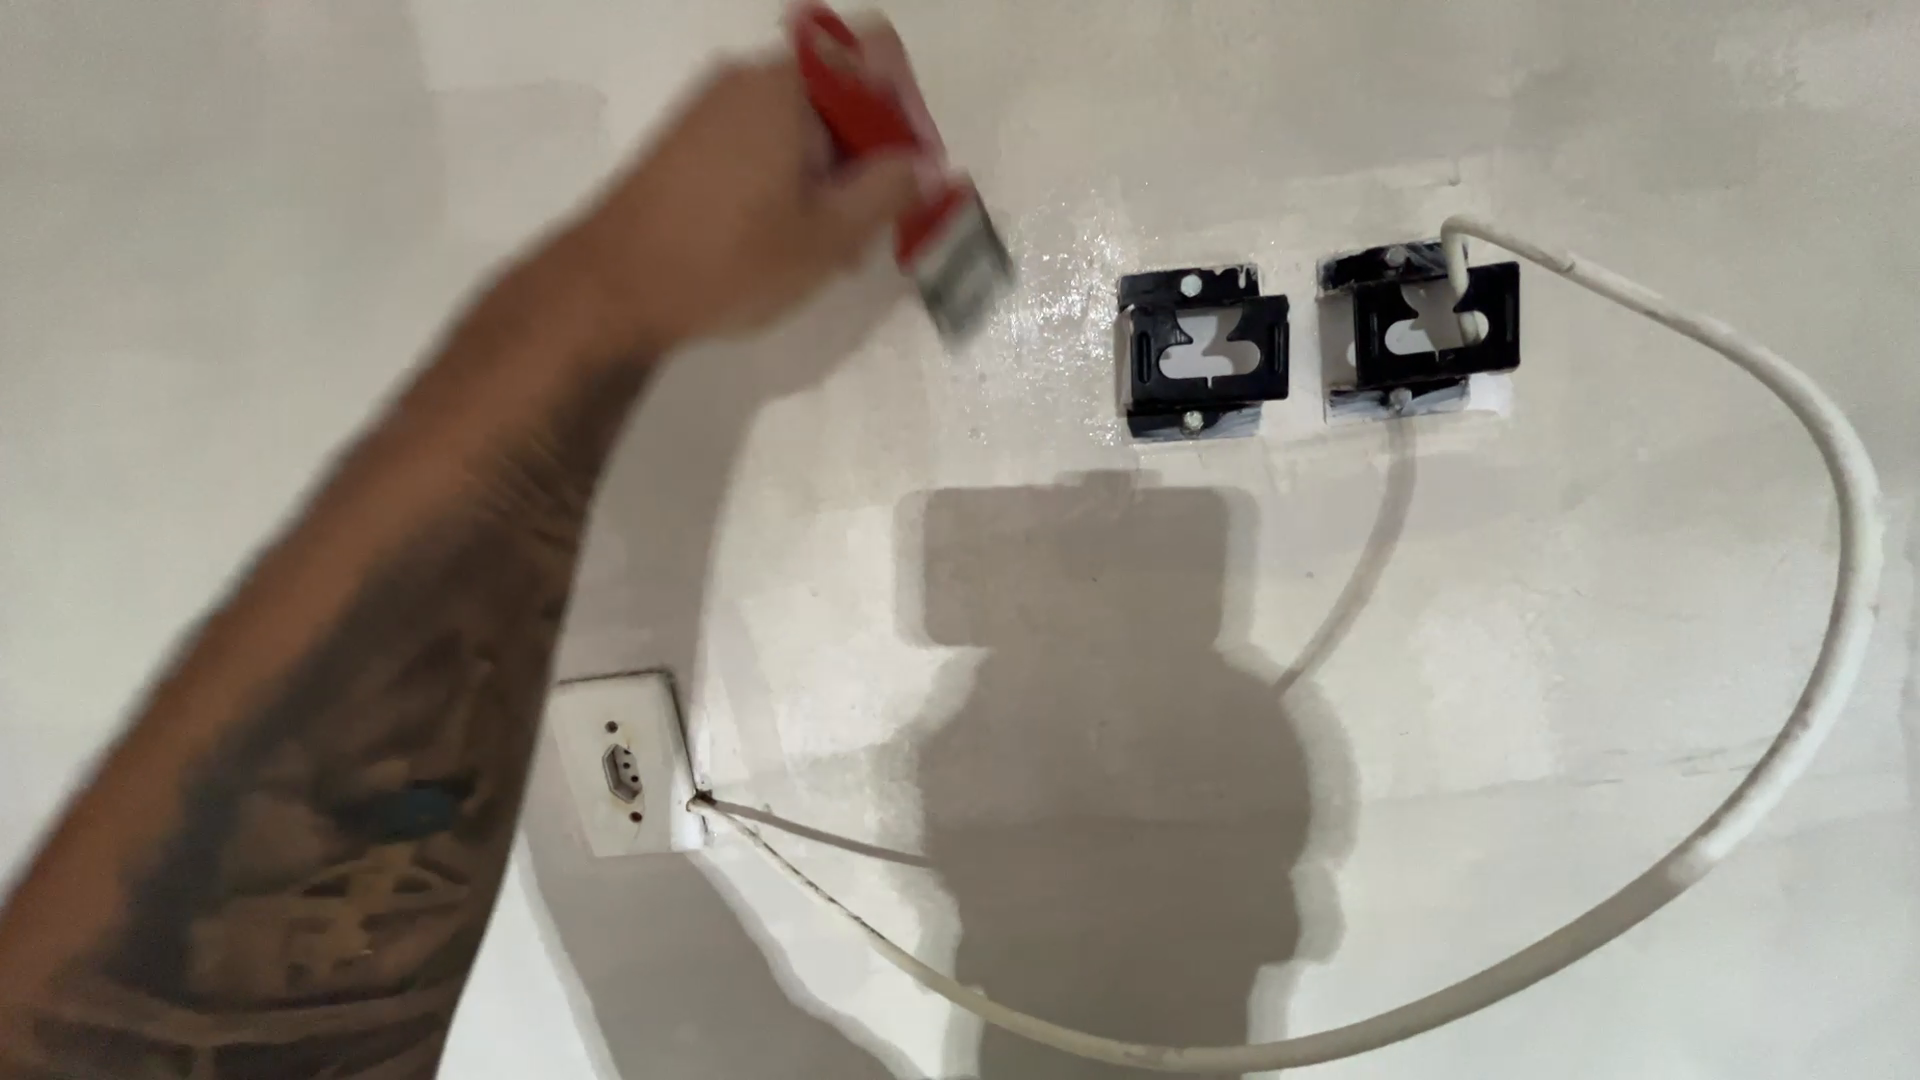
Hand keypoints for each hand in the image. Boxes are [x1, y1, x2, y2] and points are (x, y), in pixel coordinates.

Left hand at [563, 19, 930, 352]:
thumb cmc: (732, 260)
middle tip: (874, 231)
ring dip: (836, 180)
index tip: (910, 177)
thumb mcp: (829, 235)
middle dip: (873, 157)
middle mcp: (749, 78)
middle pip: (841, 92)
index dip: (909, 109)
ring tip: (832, 251)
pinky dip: (795, 184)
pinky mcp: (692, 143)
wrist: (614, 288)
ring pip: (804, 126)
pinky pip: (766, 145)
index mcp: (790, 84)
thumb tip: (929, 166)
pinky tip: (789, 243)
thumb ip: (890, 193)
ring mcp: (714, 108)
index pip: (877, 50)